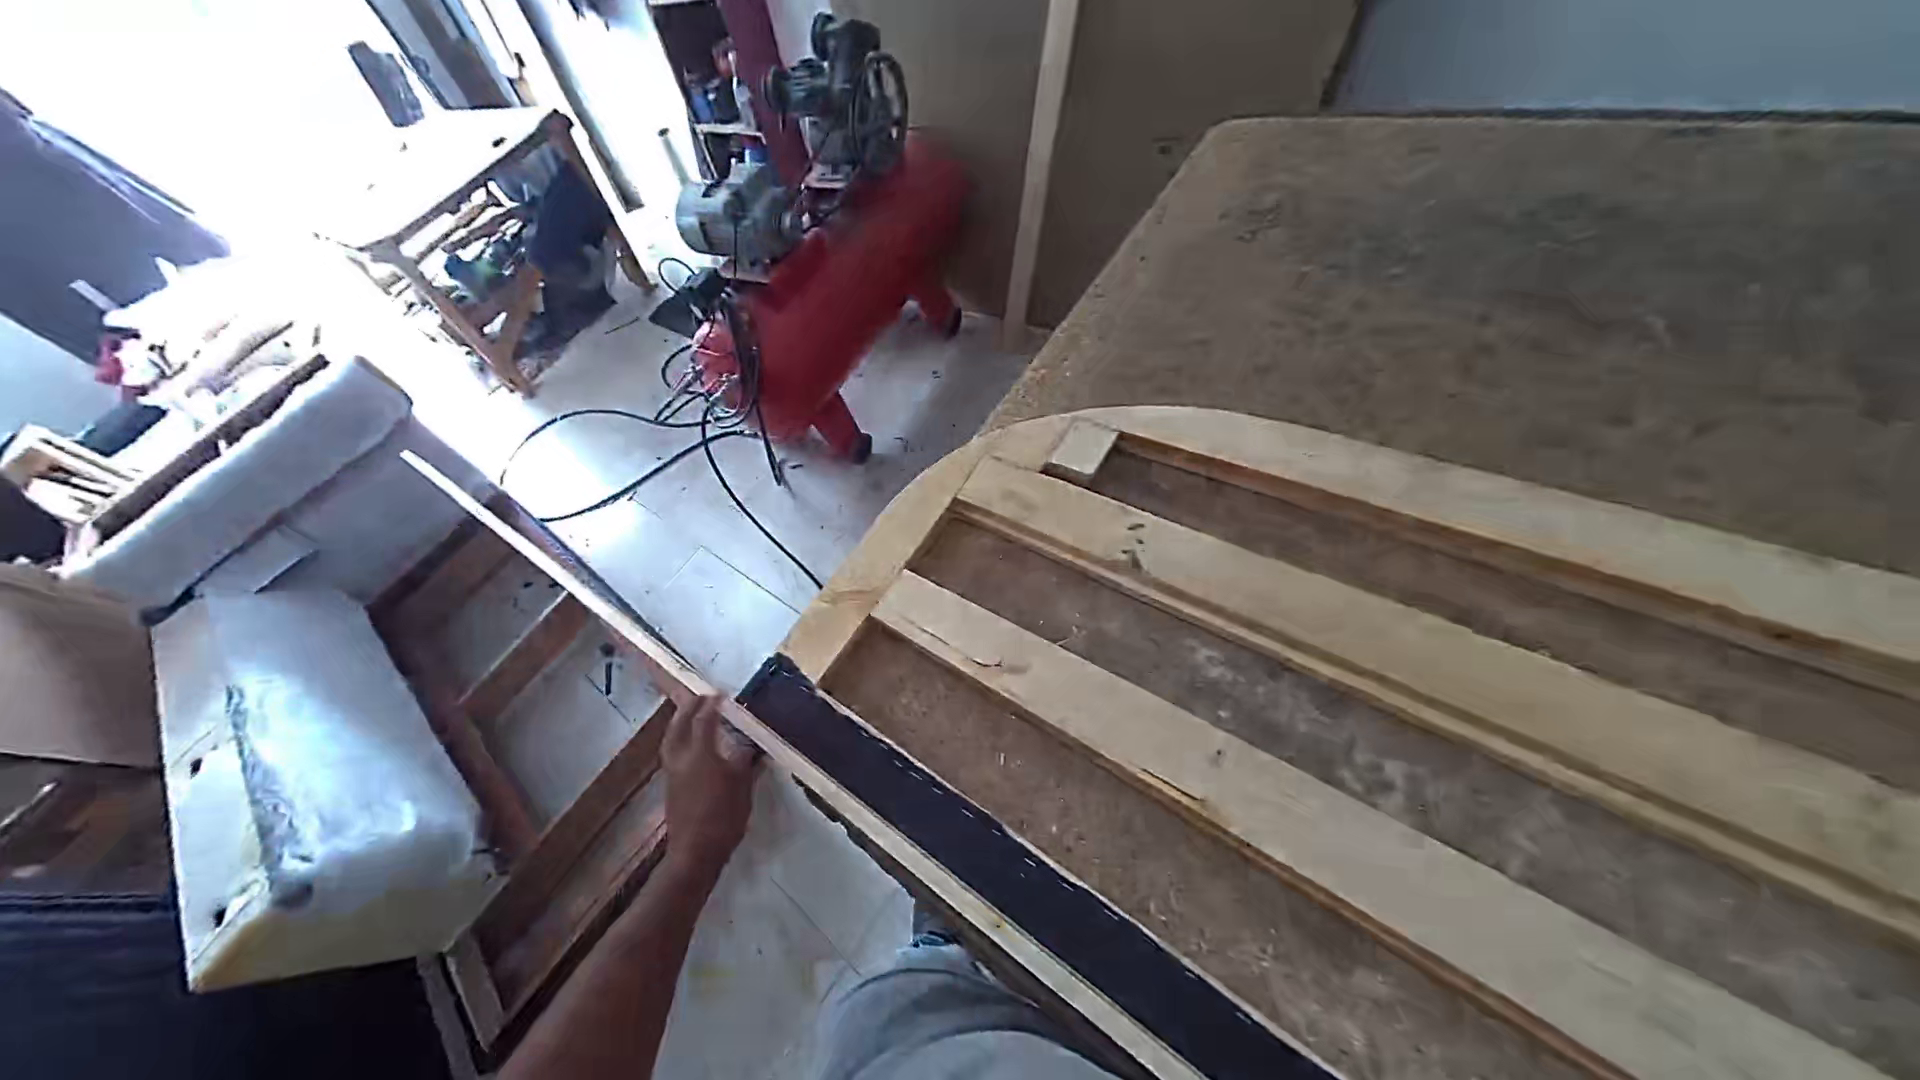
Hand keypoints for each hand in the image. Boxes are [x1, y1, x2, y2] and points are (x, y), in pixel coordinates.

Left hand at [662, 695, 758, 881]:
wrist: (696, 852)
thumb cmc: (724, 817)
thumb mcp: (743, 785)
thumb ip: (746, 762)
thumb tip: (751, 747)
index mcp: (701, 754)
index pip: (704, 720)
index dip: (712, 704)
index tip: (721, 693)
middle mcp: (682, 758)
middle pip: (679, 724)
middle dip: (688, 707)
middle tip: (700, 697)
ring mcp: (672, 772)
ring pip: (671, 738)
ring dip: (679, 722)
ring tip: (690, 715)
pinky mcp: (670, 785)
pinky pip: (672, 751)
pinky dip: (678, 738)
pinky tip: (690, 743)